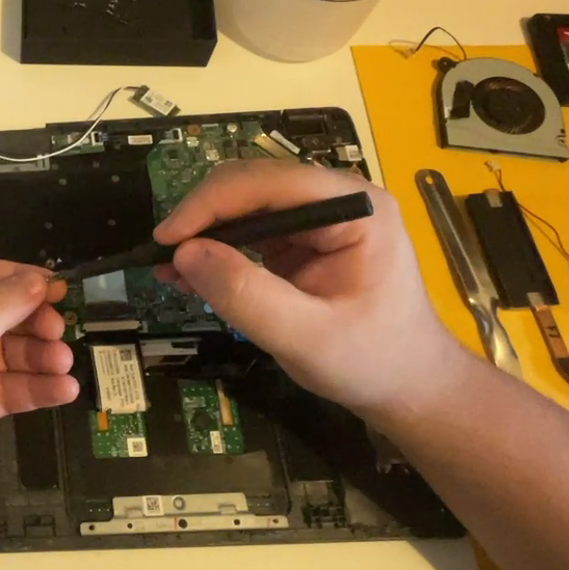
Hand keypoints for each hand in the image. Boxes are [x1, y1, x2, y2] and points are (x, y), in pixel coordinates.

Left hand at [0, 260, 77, 518]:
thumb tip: (37, 281)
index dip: (17, 279)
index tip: (58, 288)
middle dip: (30, 323)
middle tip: (60, 333)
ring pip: (5, 355)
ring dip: (38, 358)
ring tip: (64, 366)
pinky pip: (5, 390)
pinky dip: (33, 389)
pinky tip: (60, 390)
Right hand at [153, 160, 464, 418]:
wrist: (405, 386)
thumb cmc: (371, 362)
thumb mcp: (307, 337)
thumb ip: (247, 294)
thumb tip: (184, 252)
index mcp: (354, 208)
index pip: (268, 183)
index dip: (210, 204)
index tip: (166, 240)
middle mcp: (334, 200)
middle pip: (250, 186)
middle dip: (202, 218)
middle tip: (163, 258)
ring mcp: (315, 218)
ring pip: (240, 206)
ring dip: (201, 234)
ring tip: (168, 269)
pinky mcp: (298, 238)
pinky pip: (244, 230)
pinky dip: (212, 250)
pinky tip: (186, 273)